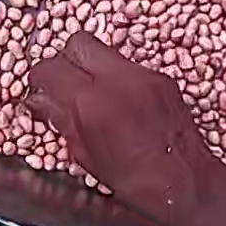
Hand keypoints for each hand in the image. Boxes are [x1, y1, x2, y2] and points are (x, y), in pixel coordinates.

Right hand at [24, 32, 225, 218]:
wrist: (186, 183)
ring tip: (92, 95)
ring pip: (105, 51)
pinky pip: (128, 66)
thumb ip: (61, 119)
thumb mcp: (85, 154)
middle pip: (78, 42)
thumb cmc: (133, 180)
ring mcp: (142, 75)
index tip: (39, 88)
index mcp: (90, 102)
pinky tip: (119, 103)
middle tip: (64, 83)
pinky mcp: (161, 78)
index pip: (50, 68)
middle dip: (66, 60)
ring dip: (92, 67)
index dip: (39, 77)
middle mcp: (116, 80)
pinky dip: (117, 79)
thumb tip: (40, 102)